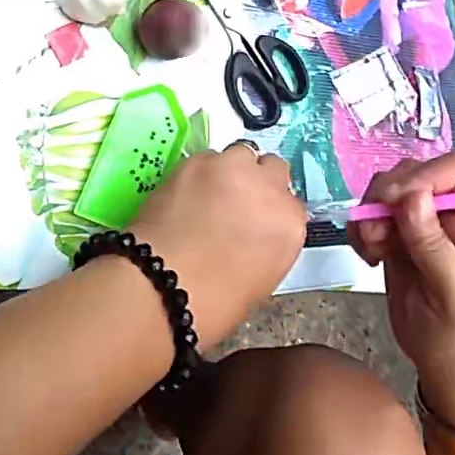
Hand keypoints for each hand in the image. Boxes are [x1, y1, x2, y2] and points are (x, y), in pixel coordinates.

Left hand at [131, 145, 304, 348]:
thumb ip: (268, 240)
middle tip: (235, 200)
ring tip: (207, 194)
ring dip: (228, 171)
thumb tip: (254, 227)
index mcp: (289, 223)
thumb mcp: (262, 275)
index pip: (290, 202)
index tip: (256, 218)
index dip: (270, 208)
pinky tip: (184, 194)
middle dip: (256, 179)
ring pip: (238, 154)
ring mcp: (230, 168)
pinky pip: (205, 158)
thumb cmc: (215, 300)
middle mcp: (265, 187)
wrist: (163, 283)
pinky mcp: (195, 161)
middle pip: (271, 166)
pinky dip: (199, 173)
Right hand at [348, 154, 454, 435]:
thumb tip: (412, 197)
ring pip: (388, 192)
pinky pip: (370, 216)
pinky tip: (366, 256)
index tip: (398, 199)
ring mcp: (421, 228)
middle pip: (415, 174)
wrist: (446, 374)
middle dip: (389, 194)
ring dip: (370, 213)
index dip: (428, 175)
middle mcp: (450, 218)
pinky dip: (360, 229)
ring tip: (370, 248)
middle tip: (373, 226)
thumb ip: (435, 247)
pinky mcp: (395, 241)